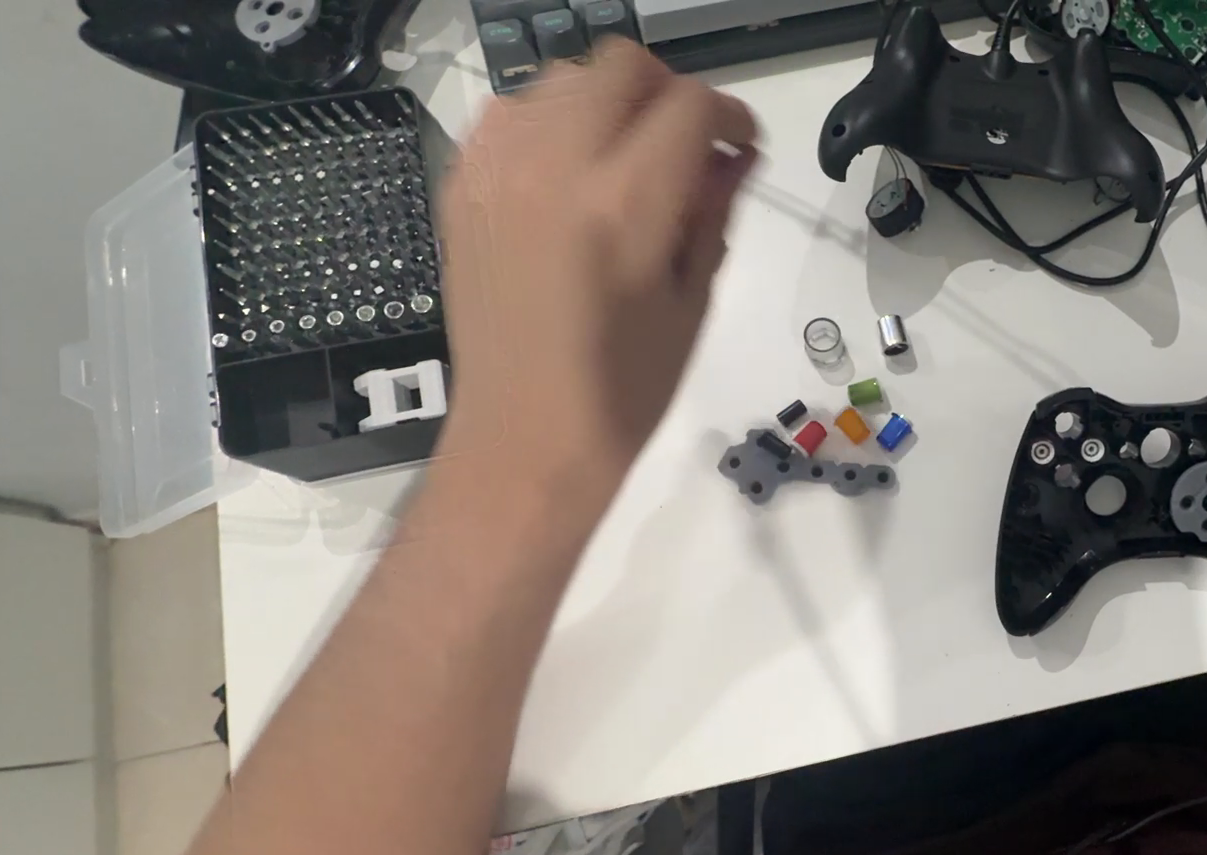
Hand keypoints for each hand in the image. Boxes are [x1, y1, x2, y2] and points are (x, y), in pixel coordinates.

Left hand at [435, 41, 758, 502]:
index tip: (743, 147)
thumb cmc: (629, 388)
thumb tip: (732, 160)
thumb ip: (712, 216)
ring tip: (632, 166)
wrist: (530, 434)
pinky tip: (575, 178)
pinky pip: (514, 113)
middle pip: (624, 68)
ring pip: (565, 79)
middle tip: (692, 152)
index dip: (732, 117)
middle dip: (674, 97)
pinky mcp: (463, 183)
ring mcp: (497, 167)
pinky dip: (557, 126)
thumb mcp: (692, 304)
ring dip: (613, 106)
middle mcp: (555, 164)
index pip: (692, 108)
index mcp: (625, 205)